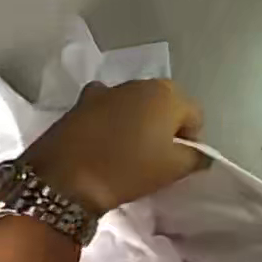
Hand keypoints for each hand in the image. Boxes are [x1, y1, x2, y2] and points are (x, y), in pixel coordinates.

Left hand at [22, 80, 204, 214]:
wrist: (63, 178)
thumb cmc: (127, 169)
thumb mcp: (174, 169)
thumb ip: (196, 157)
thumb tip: (199, 153)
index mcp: (169, 95)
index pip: (196, 117)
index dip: (191, 141)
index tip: (177, 162)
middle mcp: (142, 83)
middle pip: (167, 105)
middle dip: (166, 127)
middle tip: (156, 156)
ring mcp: (110, 89)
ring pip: (138, 104)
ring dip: (140, 121)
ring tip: (128, 149)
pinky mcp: (82, 101)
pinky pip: (109, 106)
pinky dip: (111, 117)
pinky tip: (104, 136)